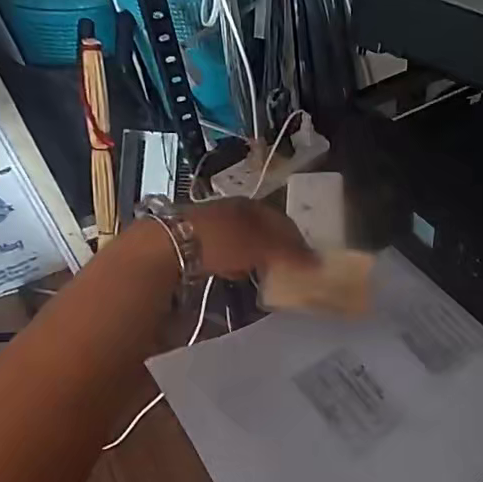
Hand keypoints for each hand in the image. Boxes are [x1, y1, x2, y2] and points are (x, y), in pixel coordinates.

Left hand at [181, 197, 313, 279]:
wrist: (169, 246)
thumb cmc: (221, 241)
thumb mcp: (260, 245)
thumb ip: (286, 251)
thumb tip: (313, 260)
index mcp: (250, 206)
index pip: (280, 221)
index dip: (294, 240)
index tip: (305, 260)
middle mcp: (231, 209)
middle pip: (259, 229)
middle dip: (273, 248)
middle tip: (285, 269)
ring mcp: (210, 223)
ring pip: (239, 240)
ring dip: (251, 256)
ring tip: (260, 276)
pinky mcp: (192, 240)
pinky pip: (221, 252)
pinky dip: (232, 262)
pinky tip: (231, 275)